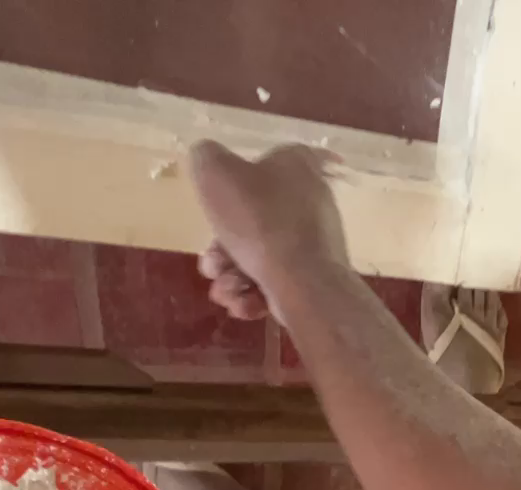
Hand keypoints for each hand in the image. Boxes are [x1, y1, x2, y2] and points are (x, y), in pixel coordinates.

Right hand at [188, 141, 350, 322]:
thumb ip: (207, 159)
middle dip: (222, 249)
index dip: (255, 168)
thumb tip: (211, 161)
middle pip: (253, 220)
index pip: (282, 156)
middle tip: (211, 264)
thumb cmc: (260, 220)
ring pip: (259, 257)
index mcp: (297, 168)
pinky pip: (275, 284)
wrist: (304, 284)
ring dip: (232, 277)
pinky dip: (254, 295)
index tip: (232, 190)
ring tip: (225, 289)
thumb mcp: (216, 172)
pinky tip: (243, 303)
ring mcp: (313, 247)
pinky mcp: (312, 282)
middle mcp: (310, 205)